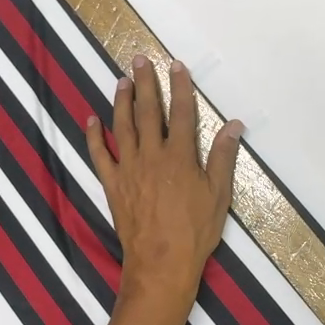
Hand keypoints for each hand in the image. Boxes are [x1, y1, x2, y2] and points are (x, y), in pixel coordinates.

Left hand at [84, 56, 241, 317]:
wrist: (161, 264)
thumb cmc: (195, 232)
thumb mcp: (218, 195)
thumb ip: (223, 157)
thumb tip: (234, 125)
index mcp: (180, 156)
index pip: (182, 112)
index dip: (180, 86)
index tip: (176, 65)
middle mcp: (152, 155)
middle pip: (148, 112)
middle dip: (146, 83)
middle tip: (140, 60)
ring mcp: (128, 168)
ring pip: (123, 126)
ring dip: (122, 101)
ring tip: (122, 80)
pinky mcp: (112, 184)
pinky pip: (100, 155)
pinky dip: (94, 136)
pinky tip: (91, 119)